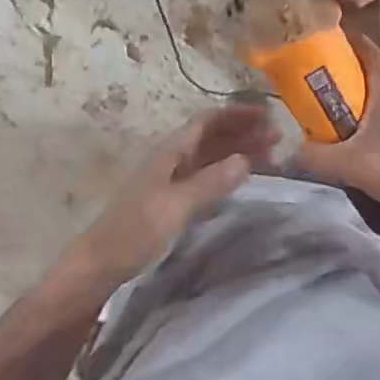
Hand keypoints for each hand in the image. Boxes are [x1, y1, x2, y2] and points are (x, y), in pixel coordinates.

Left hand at [67, 105, 279, 282]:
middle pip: (214, 136)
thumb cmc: (135, 231)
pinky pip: (209, 175)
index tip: (268, 116)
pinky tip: (245, 178)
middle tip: (279, 138)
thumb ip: (211, 182)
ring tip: (271, 156)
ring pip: (213, 155)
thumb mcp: (176, 206)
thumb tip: (246, 159)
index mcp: (171, 151)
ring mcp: (173, 178)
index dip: (238, 114)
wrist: (100, 265)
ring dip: (240, 151)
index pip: (209, 120)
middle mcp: (174, 158)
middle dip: (245, 132)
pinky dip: (230, 171)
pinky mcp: (175, 199)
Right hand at [296, 35, 379, 209]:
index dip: (326, 45)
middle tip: (308, 93)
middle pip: (361, 60)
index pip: (353, 40)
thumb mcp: (352, 165)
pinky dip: (369, 102)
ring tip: (328, 113)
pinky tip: (358, 129)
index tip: (302, 59)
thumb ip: (314, 156)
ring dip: (352, 91)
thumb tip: (288, 149)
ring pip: (375, 79)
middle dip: (334, 73)